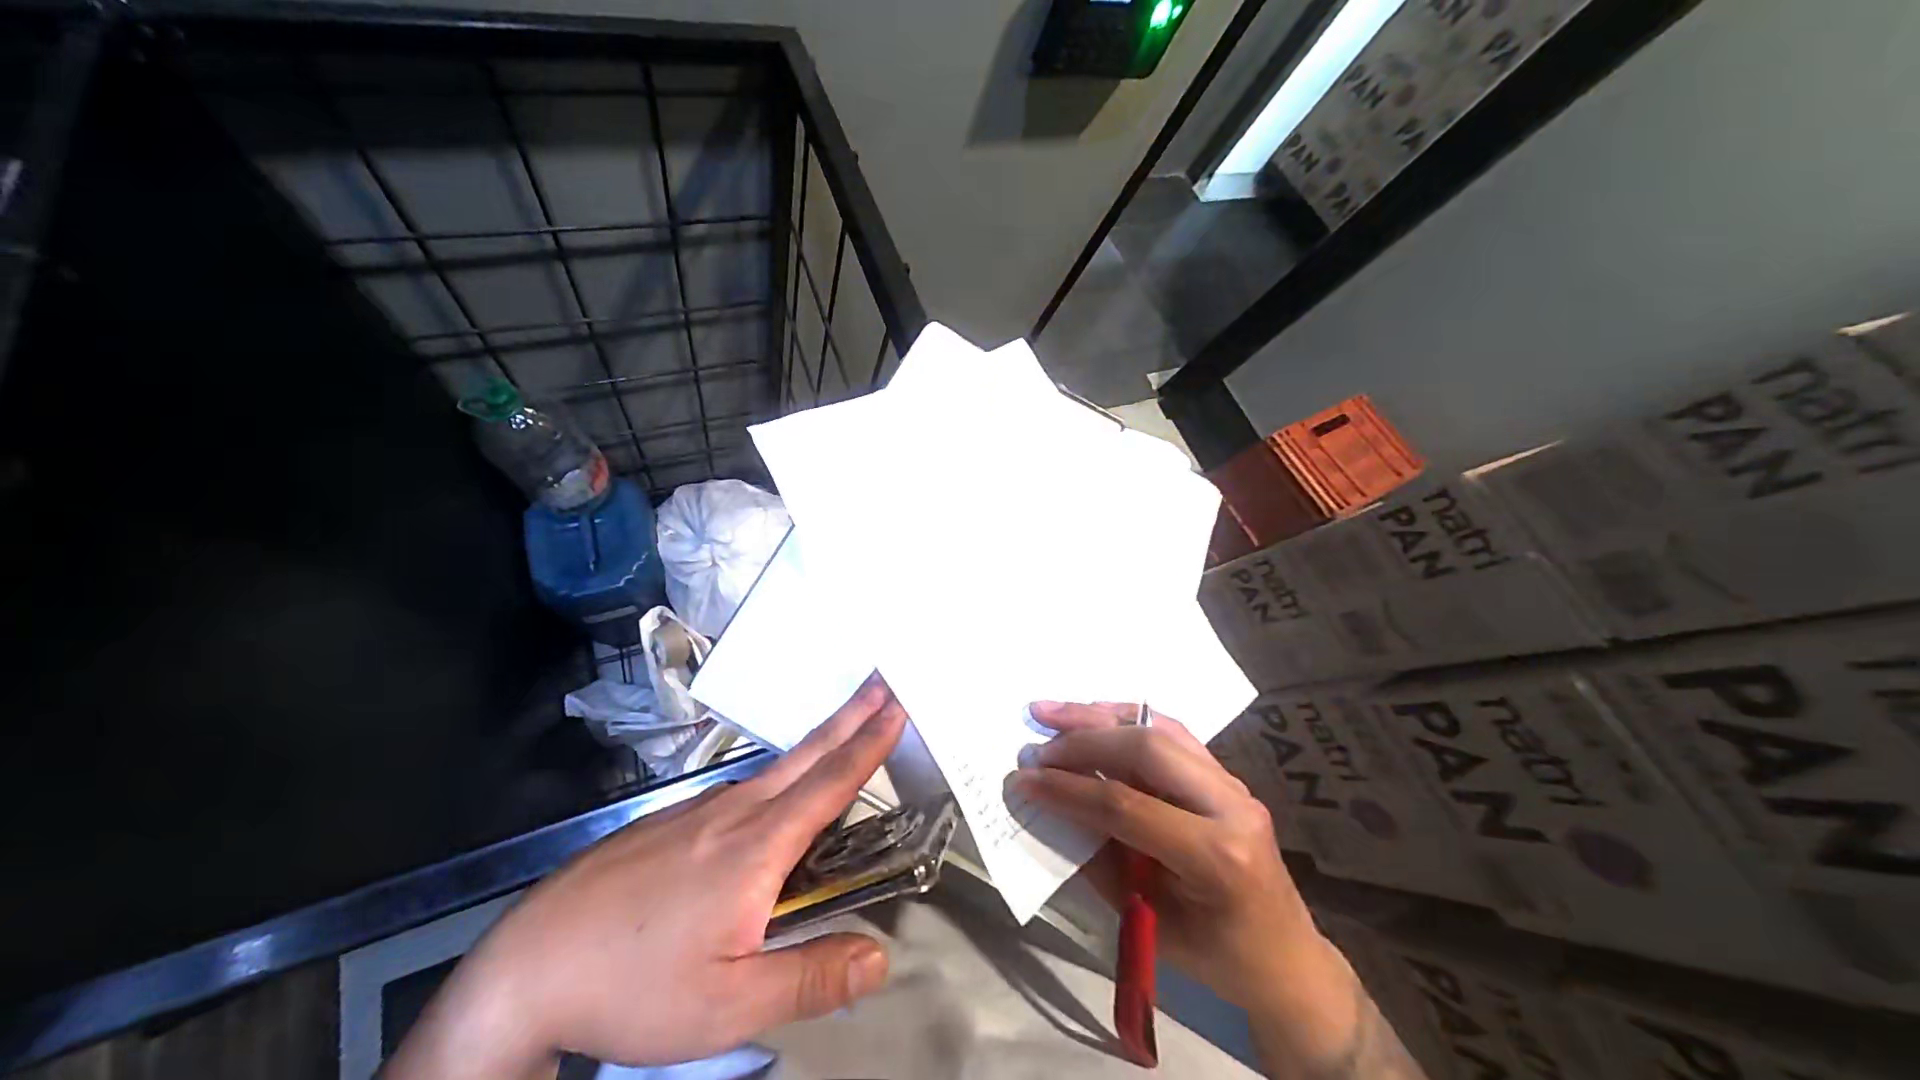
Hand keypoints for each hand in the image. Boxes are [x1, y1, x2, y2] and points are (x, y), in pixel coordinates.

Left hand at [385, 677, 908, 1078]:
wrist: (525, 968)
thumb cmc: (632, 987)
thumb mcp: (728, 1004)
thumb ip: (810, 978)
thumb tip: (879, 959)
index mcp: (756, 848)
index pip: (829, 785)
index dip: (869, 744)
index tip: (897, 705)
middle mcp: (731, 814)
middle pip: (805, 756)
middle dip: (850, 716)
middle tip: (881, 682)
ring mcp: (694, 813)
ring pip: (772, 773)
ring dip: (816, 744)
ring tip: (844, 731)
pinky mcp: (667, 823)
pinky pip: (737, 792)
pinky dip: (776, 777)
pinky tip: (772, 798)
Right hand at [1013, 704, 1432, 1079]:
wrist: (1285, 957)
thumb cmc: (1216, 955)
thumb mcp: (1148, 919)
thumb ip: (1099, 858)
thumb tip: (1050, 807)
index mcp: (1215, 855)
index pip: (1125, 805)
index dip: (1068, 790)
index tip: (1024, 781)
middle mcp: (1230, 805)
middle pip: (1146, 748)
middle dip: (1083, 739)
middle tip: (1037, 742)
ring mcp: (1234, 784)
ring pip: (1160, 727)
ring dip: (1101, 715)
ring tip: (1053, 711)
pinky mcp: (1225, 775)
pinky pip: (1171, 733)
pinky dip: (1126, 722)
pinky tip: (1094, 719)